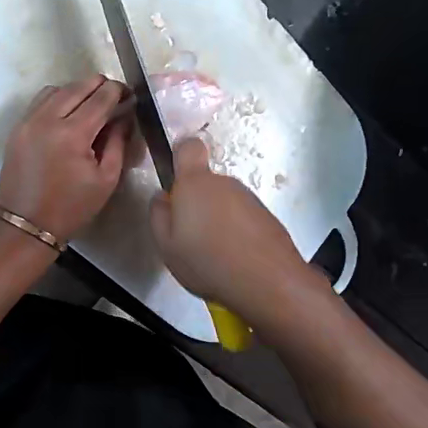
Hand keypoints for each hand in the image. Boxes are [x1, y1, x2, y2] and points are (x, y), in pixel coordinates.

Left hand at [0, 75, 129, 240]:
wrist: (27, 223)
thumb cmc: (72, 206)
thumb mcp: (106, 179)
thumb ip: (118, 142)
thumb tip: (124, 116)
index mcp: (73, 134)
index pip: (101, 98)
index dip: (118, 91)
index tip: (129, 94)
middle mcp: (48, 119)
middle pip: (78, 86)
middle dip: (99, 86)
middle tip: (114, 94)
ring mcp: (29, 121)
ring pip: (57, 89)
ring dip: (78, 90)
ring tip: (91, 102)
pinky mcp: (18, 127)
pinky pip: (40, 101)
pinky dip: (58, 98)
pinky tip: (68, 112)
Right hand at [149, 138, 320, 320]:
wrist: (268, 281)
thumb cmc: (208, 261)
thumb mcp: (166, 246)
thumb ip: (159, 215)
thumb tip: (162, 198)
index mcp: (195, 183)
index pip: (189, 147)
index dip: (181, 156)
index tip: (176, 181)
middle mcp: (225, 183)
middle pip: (206, 183)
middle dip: (198, 204)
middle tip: (191, 237)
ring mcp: (250, 198)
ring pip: (226, 202)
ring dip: (219, 221)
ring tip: (215, 254)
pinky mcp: (268, 216)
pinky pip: (244, 218)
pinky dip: (238, 233)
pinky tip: (235, 259)